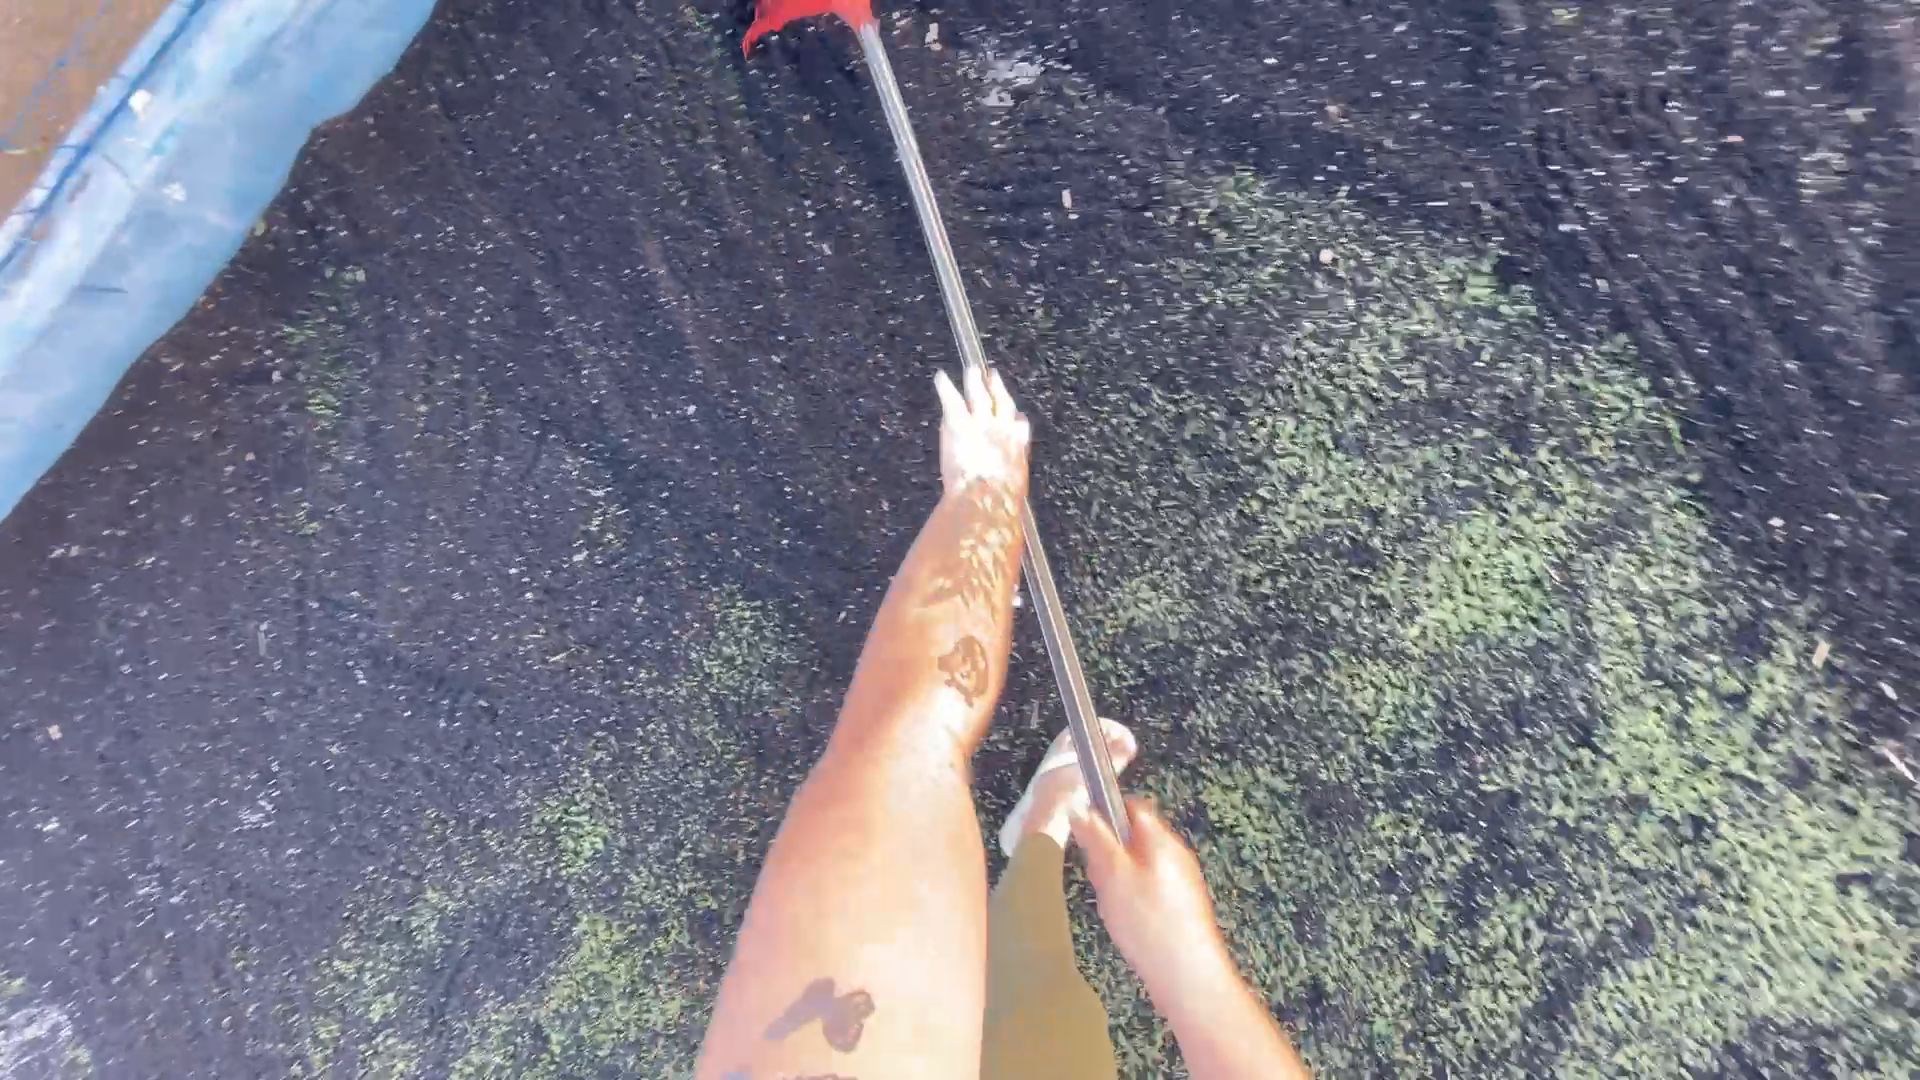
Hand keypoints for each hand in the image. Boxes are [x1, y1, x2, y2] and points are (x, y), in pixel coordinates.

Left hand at [935, 366, 1029, 498]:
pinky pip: (952, 398)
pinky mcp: (959, 422)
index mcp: (1018, 447)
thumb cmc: (1000, 502)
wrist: (985, 498)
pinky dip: (945, 386)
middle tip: (992, 375)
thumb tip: (1008, 500)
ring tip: (971, 369)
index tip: (1013, 414)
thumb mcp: (1012, 495)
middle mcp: (1002, 428)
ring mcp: (980, 422)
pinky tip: (940, 377)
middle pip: (1002, 401)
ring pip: (979, 394)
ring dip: (974, 380)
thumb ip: (1010, 486)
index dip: (1015, 419)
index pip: (1020, 426)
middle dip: (997, 388)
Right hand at [1070, 796, 1237, 1010]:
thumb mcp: (1112, 874)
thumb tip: (1080, 808)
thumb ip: (1096, 838)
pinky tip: (1127, 923)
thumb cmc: (1149, 923)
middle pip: (1132, 836)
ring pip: (1137, 864)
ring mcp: (1182, 881)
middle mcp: (1175, 853)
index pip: (1131, 805)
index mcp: (1160, 838)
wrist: (1189, 980)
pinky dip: (1132, 899)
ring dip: (1118, 879)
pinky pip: (1149, 889)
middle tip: (1100, 878)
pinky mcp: (1182, 907)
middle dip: (1109, 854)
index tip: (1088, 836)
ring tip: (1113, 906)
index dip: (1106, 813)